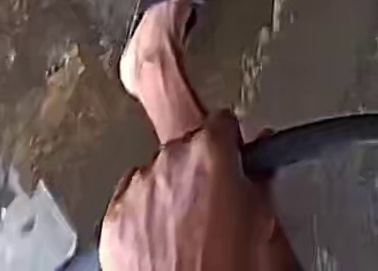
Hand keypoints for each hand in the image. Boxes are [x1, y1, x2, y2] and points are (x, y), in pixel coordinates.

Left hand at [100, 111, 286, 270]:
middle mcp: (172, 157)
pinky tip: (158, 239)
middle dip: (199, 168)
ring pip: (157, 171)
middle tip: (210, 204)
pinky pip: (130, 198)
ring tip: (183, 229)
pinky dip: (142, 213)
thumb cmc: (225, 270)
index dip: (229, 142)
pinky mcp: (116, 215)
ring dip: (169, 188)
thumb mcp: (260, 220)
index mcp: (211, 151)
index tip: (230, 154)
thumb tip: (259, 162)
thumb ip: (259, 178)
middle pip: (188, 145)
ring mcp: (140, 185)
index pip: (222, 122)